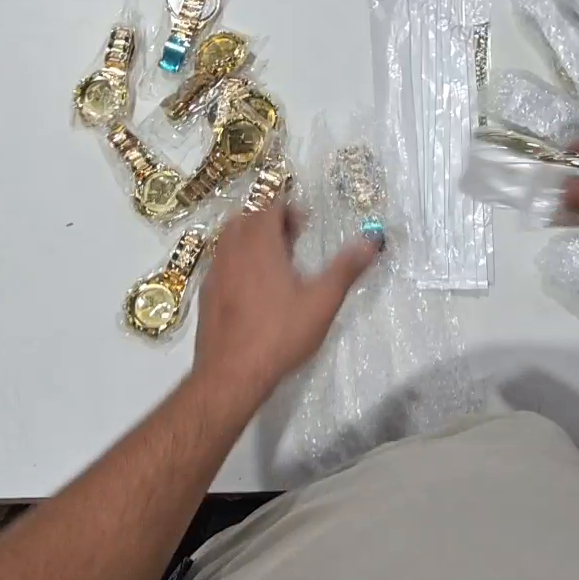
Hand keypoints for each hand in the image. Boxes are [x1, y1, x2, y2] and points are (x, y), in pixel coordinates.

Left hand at [192, 205, 378, 400]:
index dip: (286, 207)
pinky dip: (237, 261)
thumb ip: (346, 268)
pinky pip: (221, 262)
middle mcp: (231, 250)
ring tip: (275, 262)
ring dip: (251, 239)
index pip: (267, 205)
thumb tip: (372, 239)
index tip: (304, 223)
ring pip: (229, 239)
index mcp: (259, 243)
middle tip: (292, 239)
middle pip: (246, 217)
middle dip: (269, 220)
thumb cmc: (280, 334)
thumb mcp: (322, 301)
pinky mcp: (206, 293)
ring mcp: (214, 271)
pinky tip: (254, 289)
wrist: (230, 374)